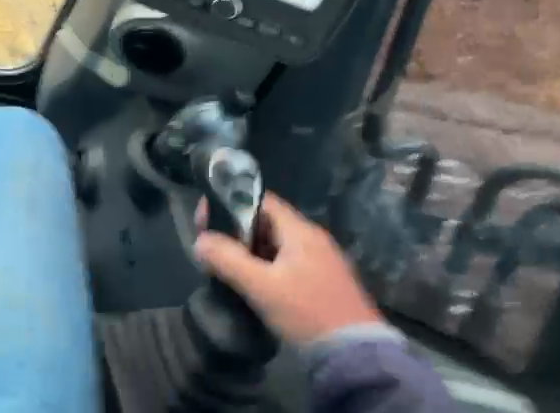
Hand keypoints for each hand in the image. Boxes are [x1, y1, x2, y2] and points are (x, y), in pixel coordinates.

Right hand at [193, 194, 383, 344]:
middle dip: (235, 230)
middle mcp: (314, 240)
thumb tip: (200, 241)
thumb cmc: (307, 312)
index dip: (229, 203)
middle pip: (266, 221)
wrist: (360, 360)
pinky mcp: (326, 283)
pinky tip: (254, 282)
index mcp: (301, 232)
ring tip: (227, 266)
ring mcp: (323, 262)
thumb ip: (226, 258)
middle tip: (213, 246)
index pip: (259, 200)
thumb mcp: (260, 286)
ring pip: (276, 244)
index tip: (206, 221)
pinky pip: (288, 262)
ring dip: (250, 250)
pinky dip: (266, 265)